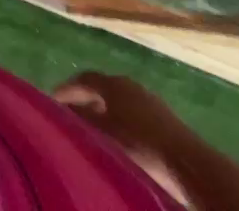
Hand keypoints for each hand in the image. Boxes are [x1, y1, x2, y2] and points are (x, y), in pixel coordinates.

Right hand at [53, 73, 192, 203]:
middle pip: (100, 87)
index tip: (52, 99)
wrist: (186, 161)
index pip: (82, 79)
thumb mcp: (102, 131)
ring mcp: (148, 98)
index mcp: (112, 83)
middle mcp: (129, 84)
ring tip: (91, 124)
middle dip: (83, 97)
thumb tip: (63, 110)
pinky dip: (117, 115)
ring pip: (117, 99)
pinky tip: (116, 132)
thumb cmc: (137, 142)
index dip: (66, 88)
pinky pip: (131, 109)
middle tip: (69, 110)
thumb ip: (80, 118)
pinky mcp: (162, 115)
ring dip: (102, 108)